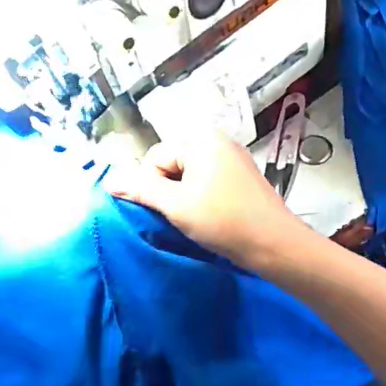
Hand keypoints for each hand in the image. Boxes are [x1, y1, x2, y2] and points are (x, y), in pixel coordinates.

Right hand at [107, 133, 316, 268]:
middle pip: (171, 164)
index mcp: (202, 140)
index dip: (153, 187)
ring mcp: (232, 159)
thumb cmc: (224, 222)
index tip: (169, 209)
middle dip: (168, 191)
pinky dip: (201, 200)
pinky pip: (206, 183)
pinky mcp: (240, 178)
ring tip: (198, 219)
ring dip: (183, 198)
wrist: (274, 245)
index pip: (154, 158)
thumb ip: (140, 190)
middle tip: (183, 215)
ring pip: (187, 177)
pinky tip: (210, 218)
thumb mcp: (175, 205)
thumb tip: (110, 181)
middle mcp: (218, 141)